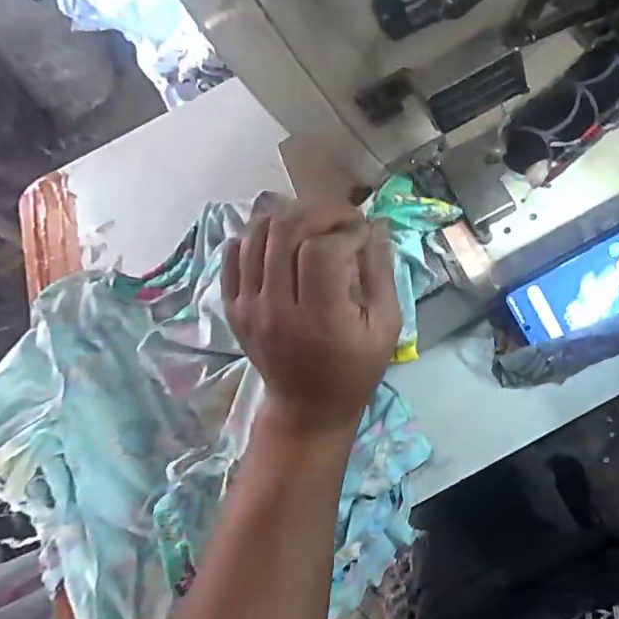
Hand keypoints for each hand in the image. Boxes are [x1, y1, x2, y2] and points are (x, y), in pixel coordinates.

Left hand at [224, 202, 400, 441]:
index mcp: (320, 317)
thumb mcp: (386, 325)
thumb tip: (377, 227)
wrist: (308, 405)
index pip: (324, 249)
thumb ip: (382, 274)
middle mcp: (276, 308)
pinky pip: (233, 254)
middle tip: (342, 218)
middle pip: (286, 232)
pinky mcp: (232, 307)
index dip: (348, 232)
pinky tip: (282, 241)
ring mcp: (248, 307)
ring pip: (256, 234)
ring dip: (289, 218)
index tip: (365, 236)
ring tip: (314, 224)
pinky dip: (257, 236)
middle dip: (320, 213)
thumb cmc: (356, 367)